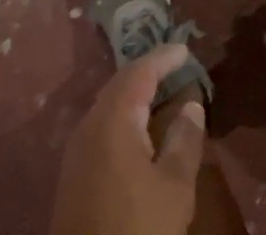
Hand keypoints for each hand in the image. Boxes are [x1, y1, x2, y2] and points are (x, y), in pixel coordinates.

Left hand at [51, 44, 205, 234]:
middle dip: (147, 72)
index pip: (138, 73)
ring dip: (134, 95)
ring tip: (162, 92)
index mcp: (112, 120)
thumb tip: (191, 104)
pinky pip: (102, 127)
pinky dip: (124, 117)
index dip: (162, 58)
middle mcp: (88, 125)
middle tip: (175, 64)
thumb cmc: (137, 227)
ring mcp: (77, 150)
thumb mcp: (173, 187)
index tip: (185, 49)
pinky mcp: (74, 172)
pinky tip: (140, 130)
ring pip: (108, 107)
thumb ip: (184, 141)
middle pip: (119, 86)